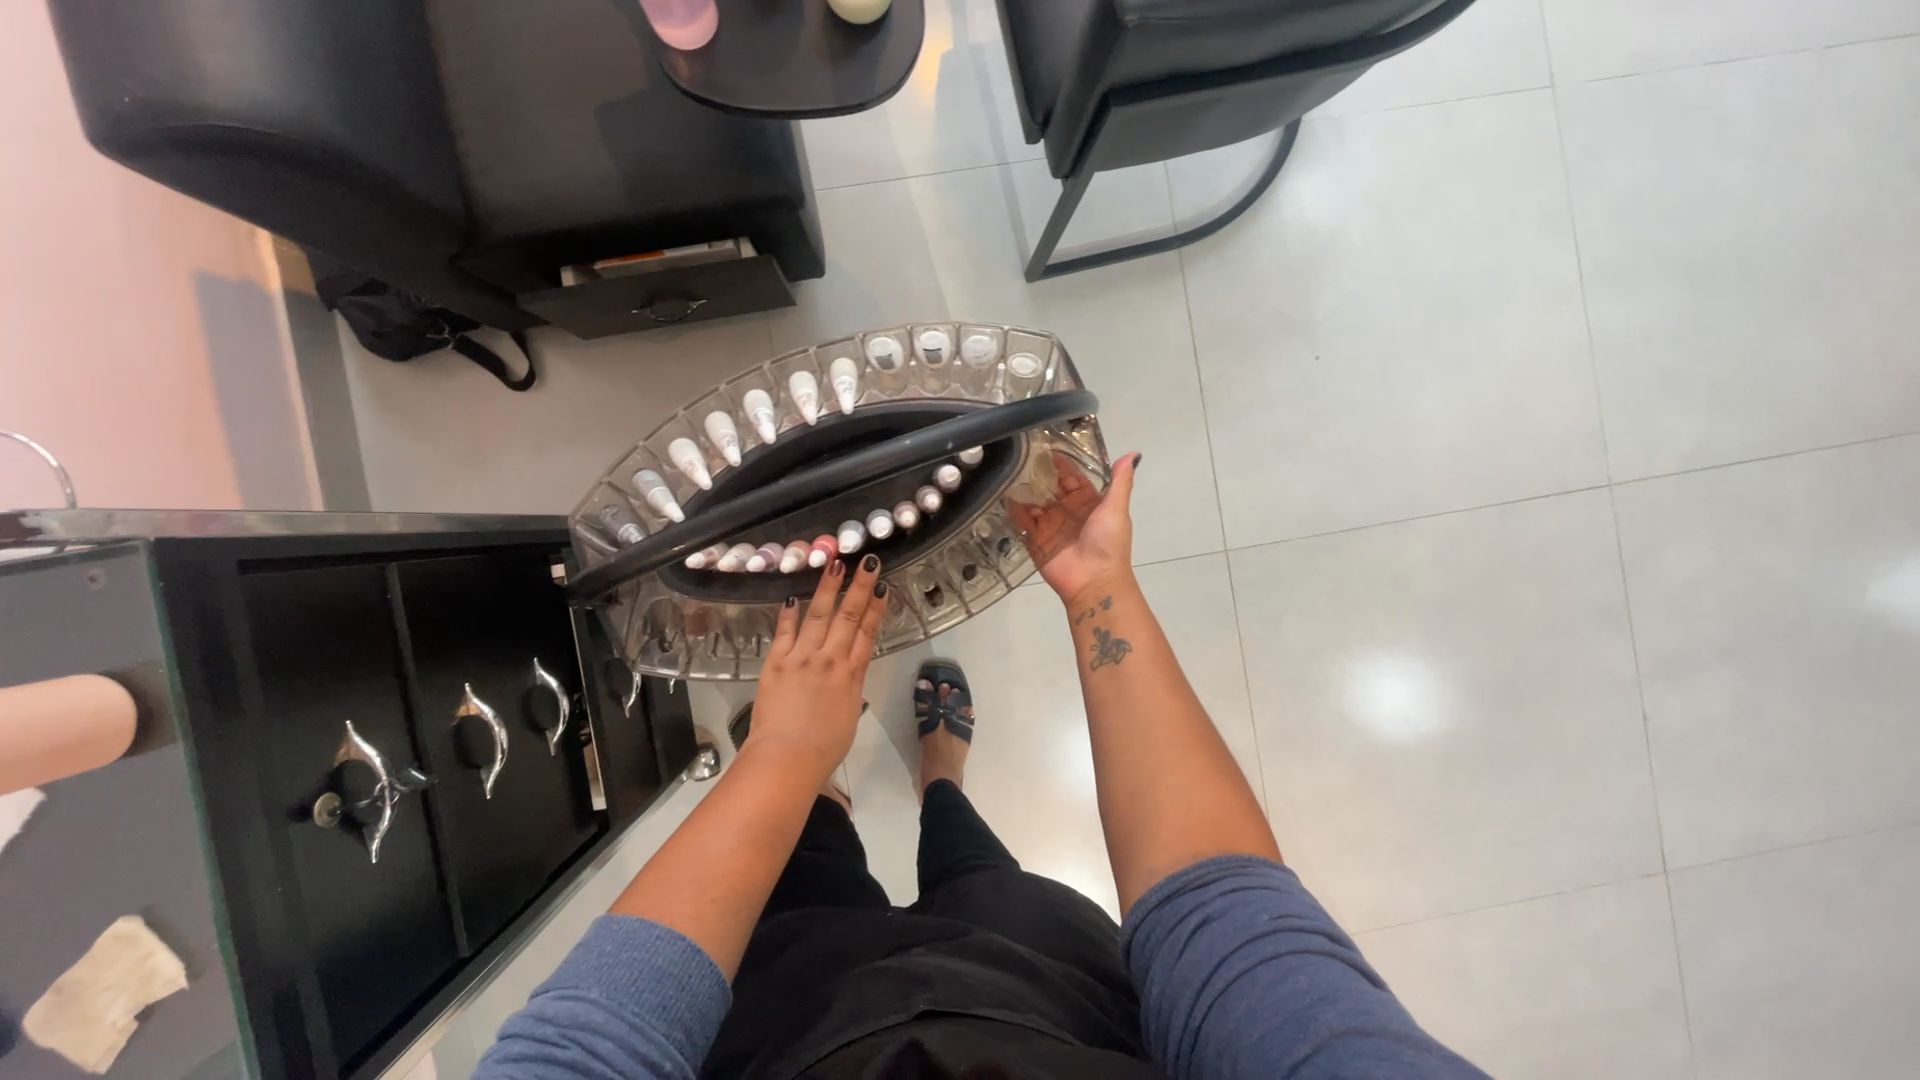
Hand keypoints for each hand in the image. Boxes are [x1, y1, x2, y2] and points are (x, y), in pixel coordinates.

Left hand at [742, 554, 888, 782]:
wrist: (787, 757)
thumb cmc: (823, 749)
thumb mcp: (847, 719)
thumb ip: (847, 695)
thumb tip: (846, 685)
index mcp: (852, 676)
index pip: (867, 633)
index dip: (876, 608)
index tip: (883, 586)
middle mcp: (831, 659)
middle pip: (849, 616)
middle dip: (861, 587)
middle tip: (869, 562)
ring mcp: (803, 657)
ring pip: (819, 614)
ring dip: (828, 588)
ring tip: (835, 564)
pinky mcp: (777, 662)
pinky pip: (785, 631)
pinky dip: (789, 613)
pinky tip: (791, 596)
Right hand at [1014, 450, 1139, 606]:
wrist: (1094, 581)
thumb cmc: (1108, 543)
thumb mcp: (1116, 508)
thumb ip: (1121, 481)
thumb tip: (1132, 454)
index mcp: (1088, 502)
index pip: (1073, 478)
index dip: (1063, 464)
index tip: (1048, 447)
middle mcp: (1068, 511)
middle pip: (1051, 487)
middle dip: (1040, 474)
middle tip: (1024, 455)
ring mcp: (1050, 525)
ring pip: (1035, 501)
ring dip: (1026, 488)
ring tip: (1012, 471)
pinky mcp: (1035, 539)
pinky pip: (1023, 520)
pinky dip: (1014, 508)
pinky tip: (1006, 494)